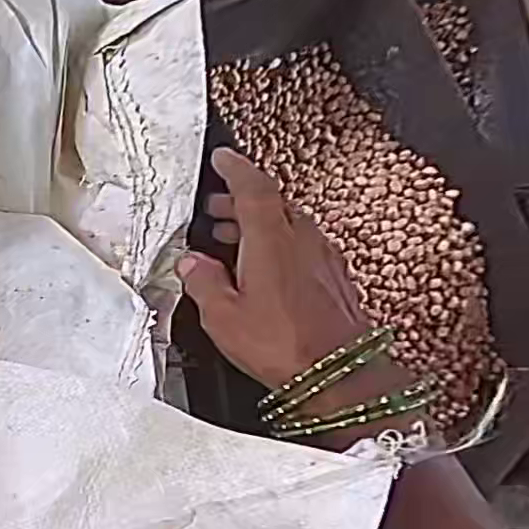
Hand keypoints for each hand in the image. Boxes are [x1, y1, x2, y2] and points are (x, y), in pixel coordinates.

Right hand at [181, 148, 373, 388]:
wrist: (336, 371)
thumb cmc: (281, 344)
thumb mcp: (222, 316)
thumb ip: (204, 282)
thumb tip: (192, 264)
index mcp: (271, 242)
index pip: (255, 189)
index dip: (236, 169)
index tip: (223, 158)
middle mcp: (301, 241)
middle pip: (272, 202)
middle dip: (241, 197)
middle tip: (215, 202)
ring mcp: (320, 258)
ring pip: (286, 223)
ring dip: (256, 221)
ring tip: (229, 233)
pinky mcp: (329, 276)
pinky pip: (298, 244)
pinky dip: (274, 242)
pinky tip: (259, 263)